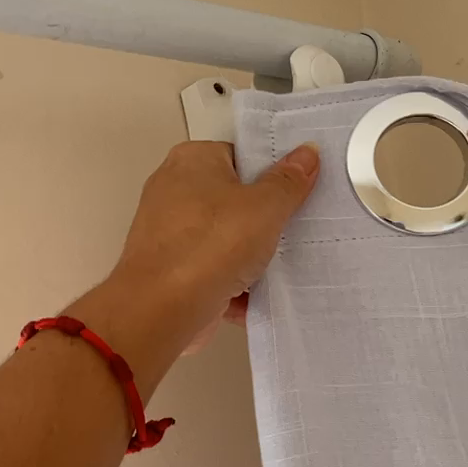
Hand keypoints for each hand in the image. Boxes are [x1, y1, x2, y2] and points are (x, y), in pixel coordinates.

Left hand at [96, 141, 319, 357]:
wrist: (161, 312)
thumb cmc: (207, 247)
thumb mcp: (264, 207)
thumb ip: (288, 181)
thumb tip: (306, 154)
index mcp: (192, 161)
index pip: (240, 156)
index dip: (272, 173)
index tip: (300, 188)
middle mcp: (174, 192)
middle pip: (233, 200)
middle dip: (264, 218)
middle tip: (297, 228)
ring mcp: (170, 234)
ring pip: (225, 240)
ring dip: (252, 257)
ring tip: (282, 265)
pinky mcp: (173, 271)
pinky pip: (214, 272)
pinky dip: (235, 285)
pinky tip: (262, 296)